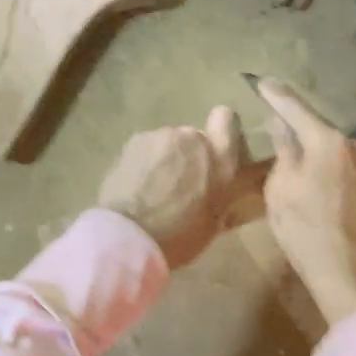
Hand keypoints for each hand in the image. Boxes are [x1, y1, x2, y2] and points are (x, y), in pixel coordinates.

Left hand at [98, 107, 248, 267]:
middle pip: (194, 137)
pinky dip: (144, 162)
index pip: (227, 119)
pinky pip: (146, 148)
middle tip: (180, 185)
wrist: (129, 235)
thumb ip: (220, 194)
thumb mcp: (214, 222)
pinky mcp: (134, 141)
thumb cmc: (179, 236)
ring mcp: (161, 136)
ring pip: (168, 143)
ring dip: (165, 159)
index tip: (215, 154)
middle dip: (189, 155)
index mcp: (220, 158)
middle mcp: (193, 137)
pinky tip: (136, 186)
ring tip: (153, 189)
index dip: (221, 132)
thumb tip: (217, 188)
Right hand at [255, 80, 355, 325]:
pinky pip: (340, 162)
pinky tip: (309, 169)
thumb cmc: (306, 229)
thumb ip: (283, 149)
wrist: (348, 274)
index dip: (276, 95)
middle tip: (271, 114)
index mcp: (329, 141)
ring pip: (330, 146)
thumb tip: (279, 123)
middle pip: (316, 127)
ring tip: (287, 145)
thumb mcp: (281, 188)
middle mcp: (354, 145)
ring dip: (310, 145)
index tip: (260, 81)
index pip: (296, 109)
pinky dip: (323, 162)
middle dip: (294, 122)